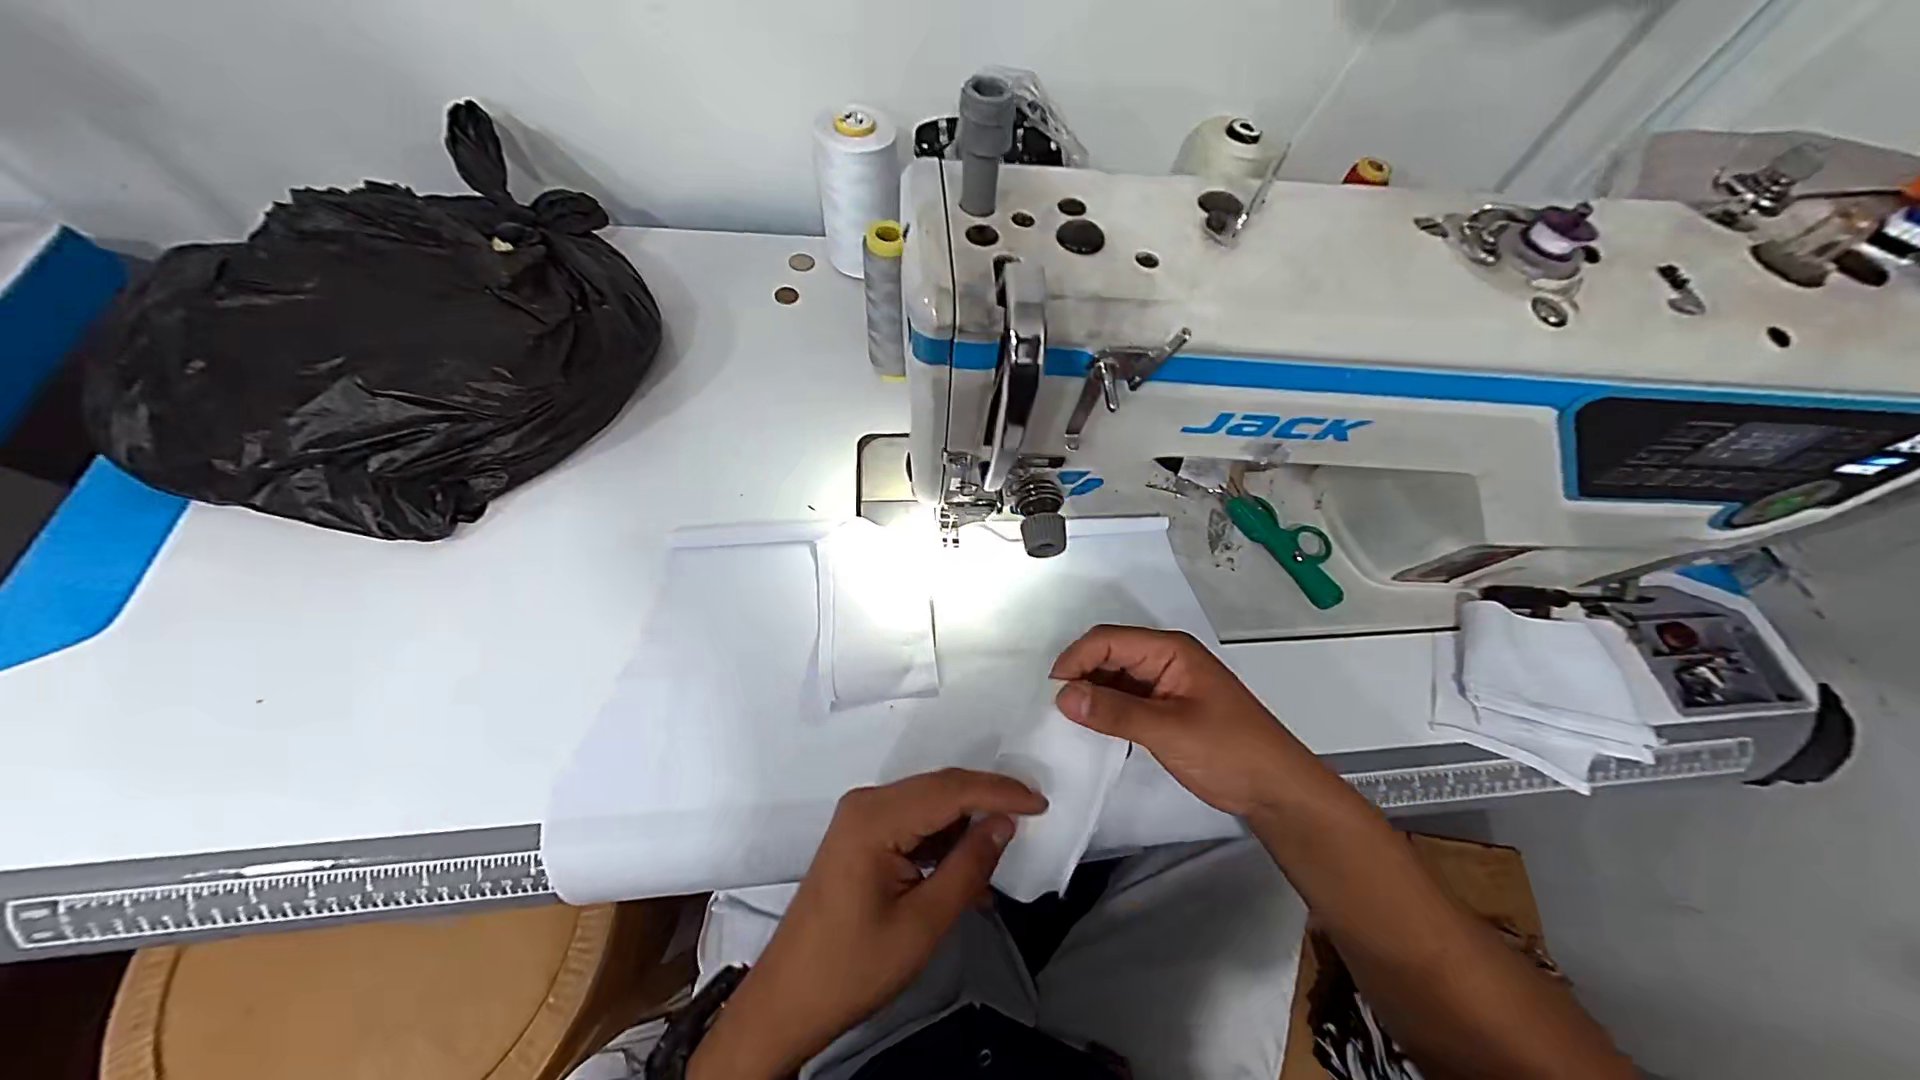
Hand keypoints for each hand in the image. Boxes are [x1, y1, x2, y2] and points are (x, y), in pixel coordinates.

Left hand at [688, 769, 1046, 1079]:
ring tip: (996, 862)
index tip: (1041, 803)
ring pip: (928, 806)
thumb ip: (968, 866)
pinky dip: (941, 843)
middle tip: (1030, 820)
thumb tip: (1003, 823)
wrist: (788, 999)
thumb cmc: (854, 966)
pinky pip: (912, 824)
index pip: (949, 789)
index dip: (999, 792)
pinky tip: (964, 874)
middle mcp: (866, 805)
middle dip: (985, 803)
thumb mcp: (923, 922)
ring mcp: (860, 819)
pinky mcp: (860, 837)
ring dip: (963, 828)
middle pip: (938, 790)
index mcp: (875, 818)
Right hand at [1051, 624, 1334, 817]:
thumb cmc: (1232, 752)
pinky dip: (1104, 709)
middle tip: (1057, 708)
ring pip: (1113, 677)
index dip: (1076, 659)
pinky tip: (1092, 727)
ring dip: (1091, 693)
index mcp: (1170, 650)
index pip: (1108, 640)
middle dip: (1080, 675)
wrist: (1276, 790)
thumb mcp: (1170, 731)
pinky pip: (1123, 698)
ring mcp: (1164, 684)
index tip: (1053, 691)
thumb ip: (1115, 712)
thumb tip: (1064, 695)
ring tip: (1069, 719)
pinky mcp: (1163, 708)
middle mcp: (1164, 659)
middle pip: (1108, 654)